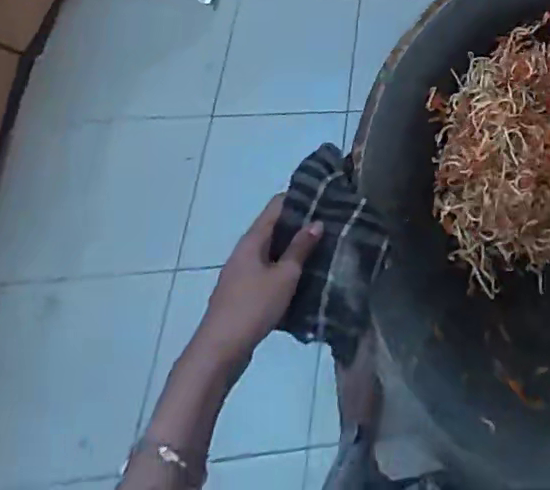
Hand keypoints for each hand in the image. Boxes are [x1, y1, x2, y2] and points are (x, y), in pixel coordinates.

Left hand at [193, 195, 322, 365]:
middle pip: (275, 227)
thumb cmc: (252, 307)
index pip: (277, 205)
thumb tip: (316, 222)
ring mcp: (242, 273)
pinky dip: (286, 268)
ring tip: (324, 246)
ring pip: (272, 251)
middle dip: (301, 224)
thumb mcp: (284, 276)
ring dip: (294, 248)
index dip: (300, 198)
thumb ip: (300, 248)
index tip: (325, 197)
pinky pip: (269, 270)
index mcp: (252, 240)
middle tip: (332, 222)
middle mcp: (245, 251)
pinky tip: (306, 275)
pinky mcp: (243, 293)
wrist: (217, 353)